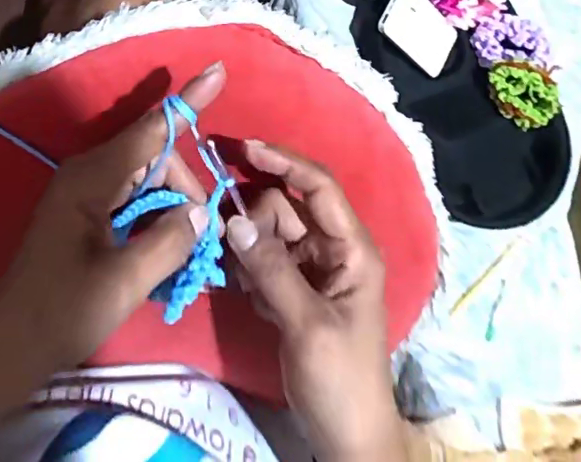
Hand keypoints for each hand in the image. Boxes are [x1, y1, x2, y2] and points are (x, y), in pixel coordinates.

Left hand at [0, 63, 228, 372]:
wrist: (6, 346)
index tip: (217, 70)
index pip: (151, 130)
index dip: (187, 102)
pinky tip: (166, 248)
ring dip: (171, 206)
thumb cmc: (62, 311)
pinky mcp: (82, 210)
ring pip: (143, 179)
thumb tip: (201, 212)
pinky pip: (129, 197)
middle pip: (153, 157)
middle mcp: (87, 172)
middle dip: (185, 187)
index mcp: (92, 177)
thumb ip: (169, 240)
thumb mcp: (124, 281)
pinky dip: (153, 216)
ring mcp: (82, 190)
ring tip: (190, 250)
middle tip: (206, 238)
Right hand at [225, 141, 406, 461]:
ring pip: (266, 228)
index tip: (243, 148)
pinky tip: (251, 297)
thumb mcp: (307, 325)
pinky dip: (247, 267)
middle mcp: (330, 247)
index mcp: (351, 248)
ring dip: (246, 247)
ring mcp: (309, 265)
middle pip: (282, 205)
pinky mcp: (290, 283)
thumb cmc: (340, 380)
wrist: (345, 437)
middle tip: (229, 245)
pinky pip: (259, 254)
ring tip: (244, 283)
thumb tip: (232, 220)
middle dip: (253, 218)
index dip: (284, 161)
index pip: (318, 186)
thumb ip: (271, 269)